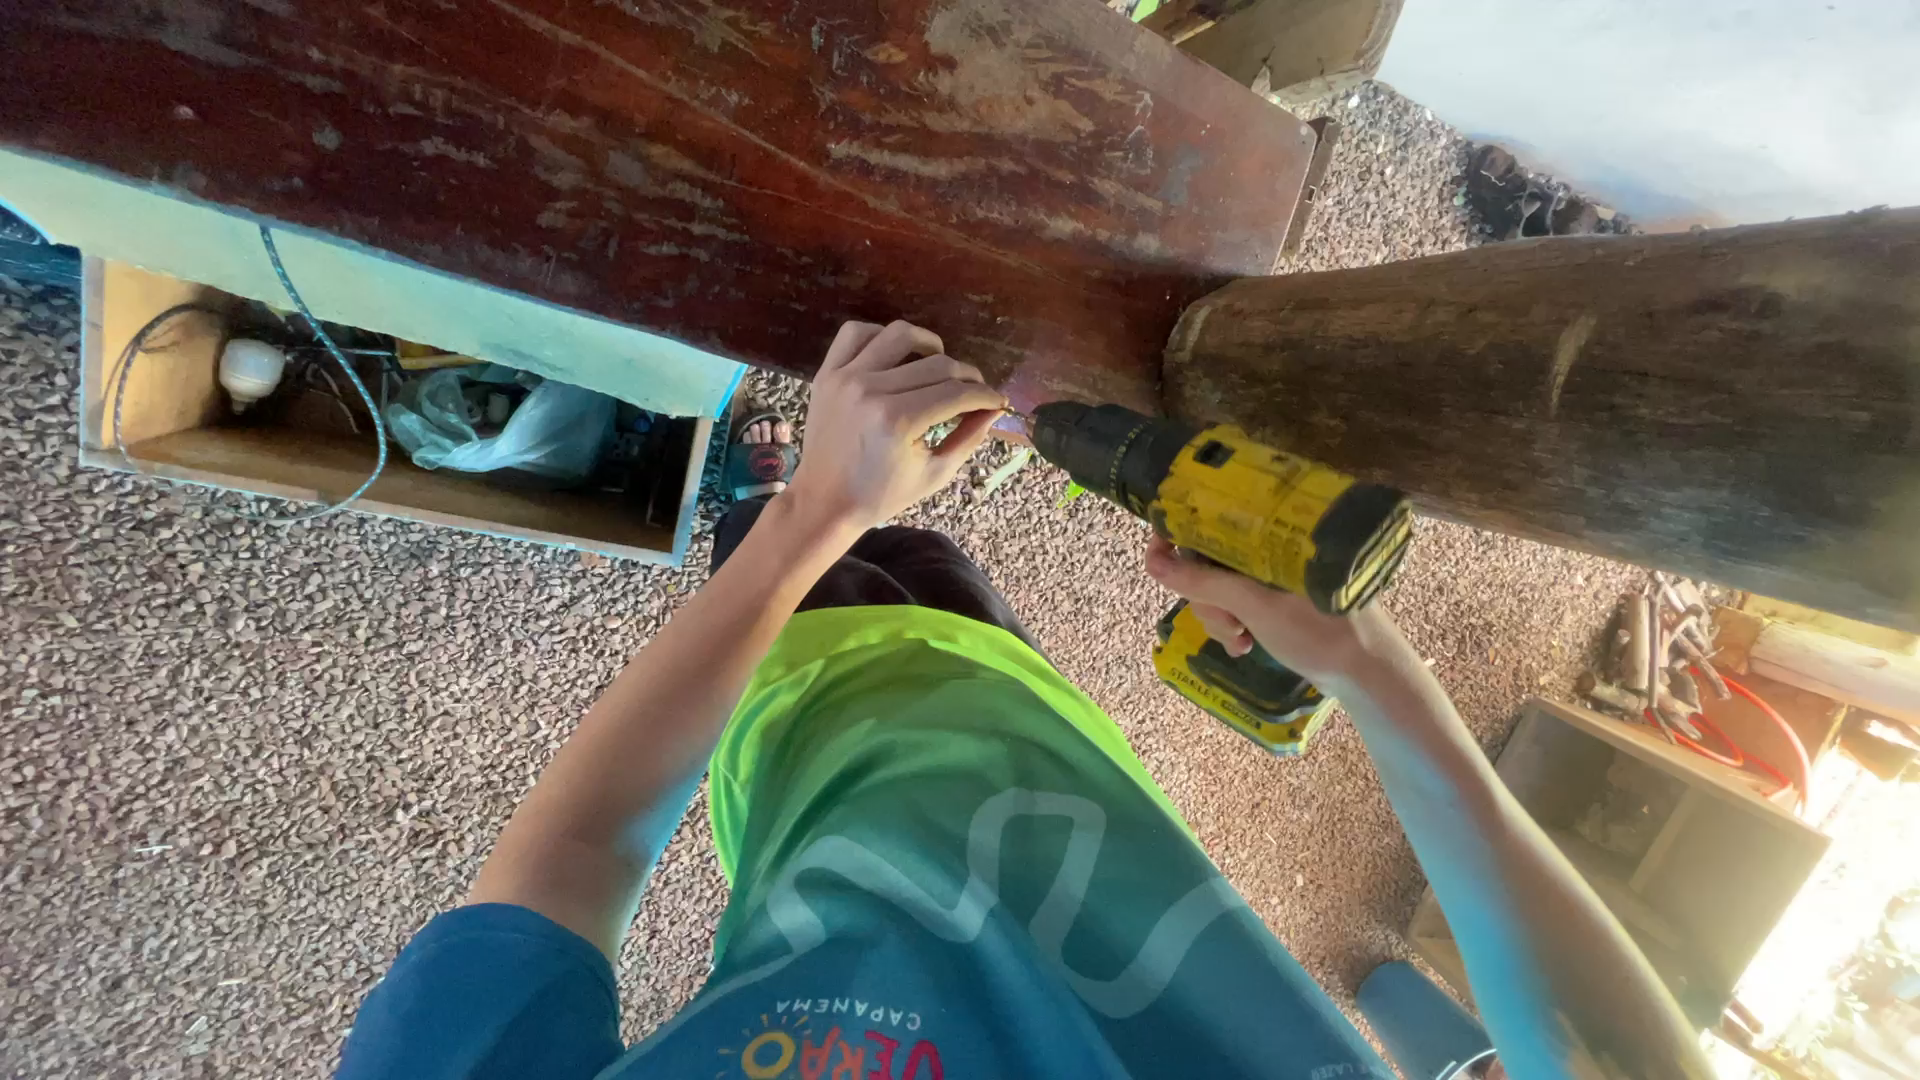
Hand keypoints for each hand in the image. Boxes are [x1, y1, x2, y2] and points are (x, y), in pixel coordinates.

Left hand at [784, 320, 1007, 530]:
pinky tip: (897, 354)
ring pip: (900, 335)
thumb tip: (995, 407)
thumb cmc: (882, 495)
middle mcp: (872, 391)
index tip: (997, 401)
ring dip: (930, 345)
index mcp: (899, 422)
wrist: (824, 501)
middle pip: (937, 365)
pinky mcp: (827, 374)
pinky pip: (856, 334)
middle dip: (967, 377)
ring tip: (939, 363)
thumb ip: (969, 438)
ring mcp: (846, 378)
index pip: (957, 393)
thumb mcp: (934, 474)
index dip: (985, 395)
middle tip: (975, 392)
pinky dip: (881, 335)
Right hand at [1143, 534, 1409, 684]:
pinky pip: (1233, 600)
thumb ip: (1204, 582)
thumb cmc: (1320, 631)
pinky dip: (1231, 621)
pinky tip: (1243, 645)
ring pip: (1216, 583)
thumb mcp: (1255, 606)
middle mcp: (1269, 544)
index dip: (1177, 532)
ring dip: (1217, 615)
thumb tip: (1153, 562)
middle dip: (1204, 594)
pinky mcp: (1274, 595)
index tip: (1157, 557)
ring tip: (1239, 639)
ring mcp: (1271, 572)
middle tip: (1225, 622)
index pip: (1210, 515)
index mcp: (1271, 530)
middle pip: (1206, 555)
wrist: (1369, 674)